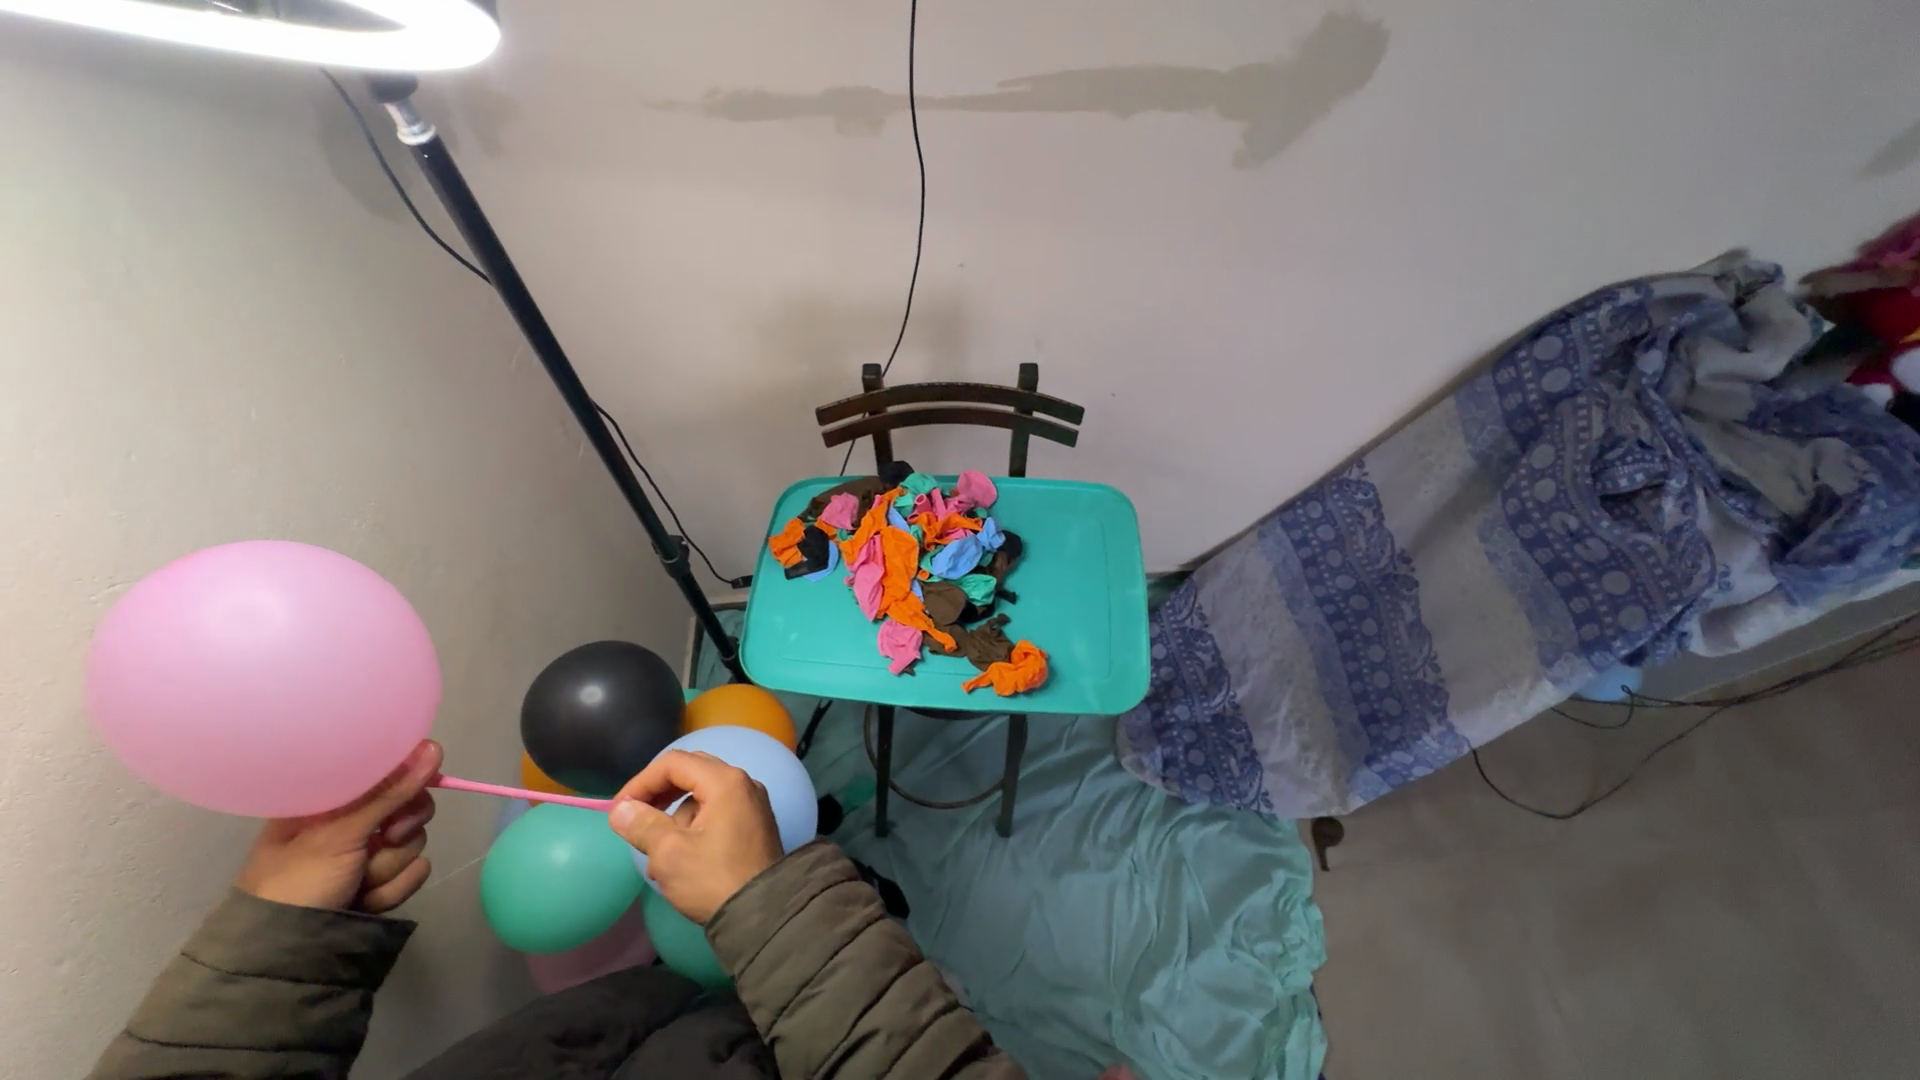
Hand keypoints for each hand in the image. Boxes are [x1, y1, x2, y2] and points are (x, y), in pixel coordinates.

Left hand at [235, 740, 441, 913]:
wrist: (282, 952)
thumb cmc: (297, 882)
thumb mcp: (341, 833)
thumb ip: (391, 792)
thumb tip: (435, 747)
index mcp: (333, 801)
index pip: (389, 771)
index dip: (407, 782)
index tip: (407, 797)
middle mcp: (353, 822)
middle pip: (411, 805)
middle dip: (401, 830)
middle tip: (384, 840)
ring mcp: (368, 852)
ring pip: (414, 841)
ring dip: (390, 867)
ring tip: (359, 883)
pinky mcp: (381, 879)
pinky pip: (414, 871)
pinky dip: (393, 888)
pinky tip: (366, 900)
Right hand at [608, 750, 783, 923]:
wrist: (764, 914)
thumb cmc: (714, 880)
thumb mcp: (670, 854)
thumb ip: (643, 825)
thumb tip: (621, 809)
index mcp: (725, 782)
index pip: (674, 763)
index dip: (641, 782)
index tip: (620, 809)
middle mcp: (744, 783)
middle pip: (692, 772)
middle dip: (660, 795)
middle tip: (636, 818)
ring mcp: (753, 803)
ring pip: (703, 796)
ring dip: (676, 818)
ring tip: (659, 856)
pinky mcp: (755, 824)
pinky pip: (718, 812)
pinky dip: (695, 827)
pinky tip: (682, 860)